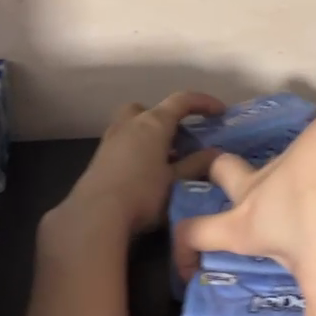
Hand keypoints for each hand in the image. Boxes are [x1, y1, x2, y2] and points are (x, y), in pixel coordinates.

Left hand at [50, 91, 225, 238]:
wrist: (95, 215)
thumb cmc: (142, 195)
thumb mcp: (177, 182)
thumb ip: (197, 164)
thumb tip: (217, 153)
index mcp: (153, 124)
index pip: (181, 101)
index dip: (203, 102)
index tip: (220, 112)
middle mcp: (129, 124)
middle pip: (150, 110)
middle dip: (166, 118)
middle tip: (181, 139)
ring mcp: (110, 139)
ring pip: (133, 125)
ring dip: (150, 135)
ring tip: (166, 159)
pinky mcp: (99, 158)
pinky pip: (123, 142)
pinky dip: (137, 148)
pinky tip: (145, 173)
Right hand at [172, 101, 315, 315]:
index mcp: (245, 222)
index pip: (192, 231)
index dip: (182, 252)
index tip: (191, 273)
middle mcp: (258, 188)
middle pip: (220, 173)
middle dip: (214, 185)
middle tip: (232, 209)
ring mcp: (289, 161)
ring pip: (264, 168)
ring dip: (266, 183)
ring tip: (293, 208)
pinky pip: (304, 159)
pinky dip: (309, 174)